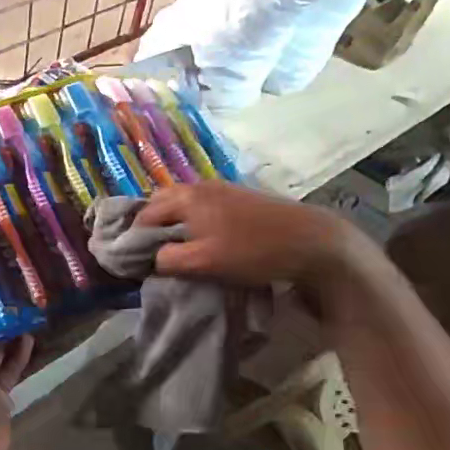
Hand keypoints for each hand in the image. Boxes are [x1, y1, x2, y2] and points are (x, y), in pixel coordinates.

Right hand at [134, 181, 372, 288]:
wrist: (315, 242)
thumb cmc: (253, 251)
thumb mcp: (202, 263)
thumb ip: (167, 259)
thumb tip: (152, 258)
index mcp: (185, 197)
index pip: (143, 216)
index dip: (134, 239)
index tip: (134, 261)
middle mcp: (199, 186)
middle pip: (160, 204)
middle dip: (151, 227)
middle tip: (152, 253)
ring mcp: (222, 189)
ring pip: (182, 205)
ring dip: (173, 224)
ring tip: (176, 248)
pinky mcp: (240, 197)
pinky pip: (201, 206)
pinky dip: (192, 220)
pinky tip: (202, 238)